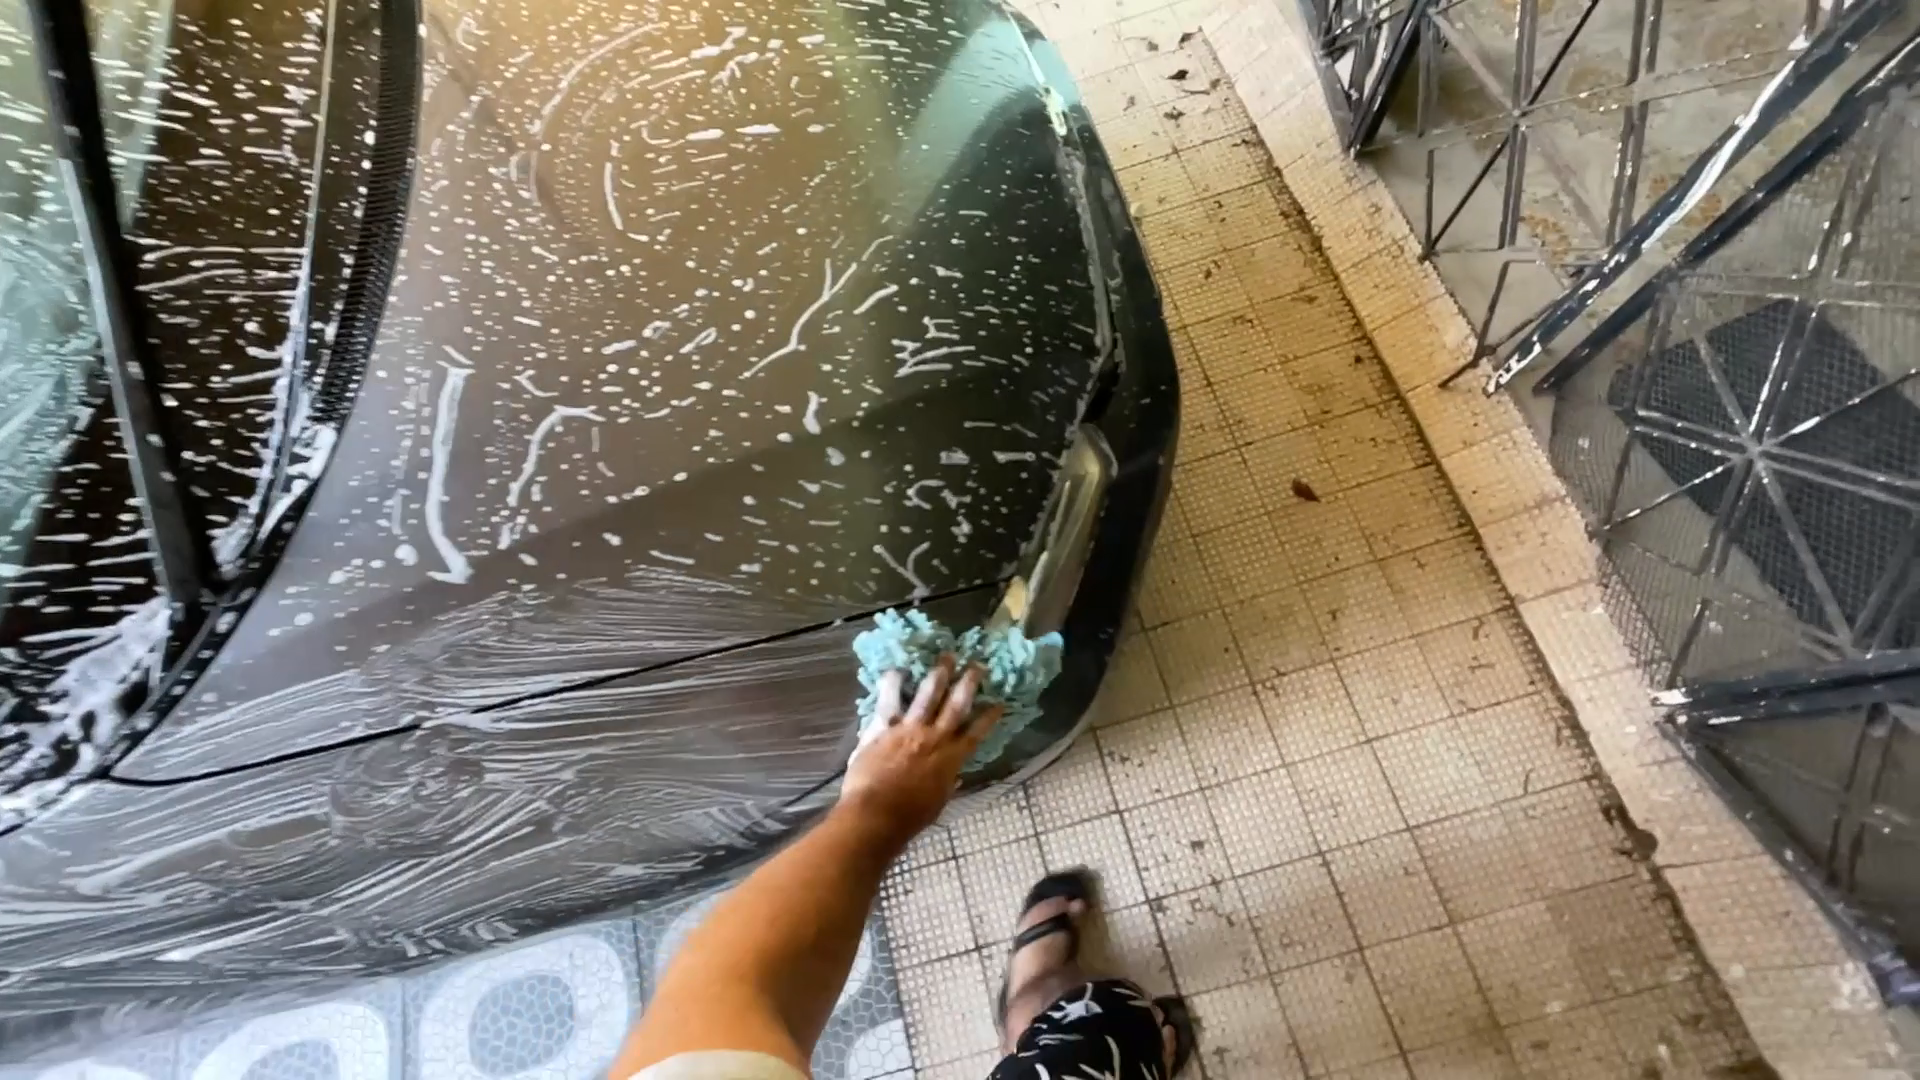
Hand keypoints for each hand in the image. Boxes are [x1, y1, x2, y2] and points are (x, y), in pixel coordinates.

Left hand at [840, 655, 1002, 838]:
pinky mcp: (884, 726)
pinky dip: (894, 682)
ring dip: (940, 673)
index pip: (976, 732)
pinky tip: (897, 669)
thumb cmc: (909, 817)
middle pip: (957, 704)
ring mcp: (910, 729)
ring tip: (947, 656)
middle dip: (969, 683)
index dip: (989, 717)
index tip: (999, 702)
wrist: (877, 815)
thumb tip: (956, 777)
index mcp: (951, 758)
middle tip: (977, 665)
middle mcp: (935, 737)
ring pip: (929, 694)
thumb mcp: (938, 802)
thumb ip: (947, 784)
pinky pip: (890, 698)